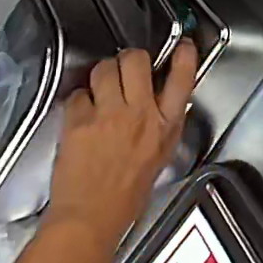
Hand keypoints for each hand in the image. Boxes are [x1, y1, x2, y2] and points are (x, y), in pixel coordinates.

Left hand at [44, 43, 197, 248]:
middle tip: (127, 66)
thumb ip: (165, 124)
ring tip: (102, 88)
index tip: (183, 46)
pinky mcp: (78, 121)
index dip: (185, 56)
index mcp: (164, 125)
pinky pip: (79, 93)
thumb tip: (164, 101)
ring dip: (103, 74)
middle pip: (137, 60)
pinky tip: (83, 114)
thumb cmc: (127, 194)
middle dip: (131, 58)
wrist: (90, 217)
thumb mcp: (161, 156)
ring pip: (104, 69)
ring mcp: (107, 115)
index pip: (182, 79)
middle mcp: (138, 115)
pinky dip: (80, 99)